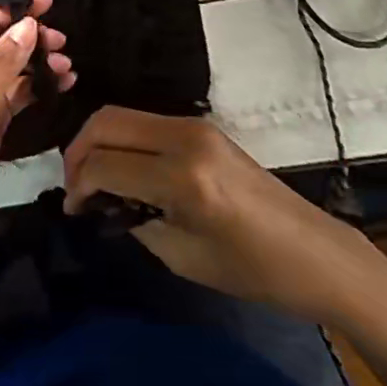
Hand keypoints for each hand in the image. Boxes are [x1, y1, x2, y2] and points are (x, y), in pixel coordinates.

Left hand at [0, 0, 73, 246]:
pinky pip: (17, 92)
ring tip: (66, 63)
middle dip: (30, 37)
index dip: (13, 10)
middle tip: (61, 40)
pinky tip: (62, 82)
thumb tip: (29, 23)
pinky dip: (38, 85)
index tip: (48, 4)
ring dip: (38, 62)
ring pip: (12, 67)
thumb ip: (3, 61)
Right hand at [63, 106, 375, 318]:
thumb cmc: (252, 269)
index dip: (78, 186)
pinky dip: (122, 141)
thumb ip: (133, 220)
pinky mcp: (201, 127)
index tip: (74, 211)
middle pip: (105, 122)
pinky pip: (144, 123)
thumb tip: (101, 200)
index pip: (104, 164)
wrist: (313, 252)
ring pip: (121, 116)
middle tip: (76, 189)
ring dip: (98, 143)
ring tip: (95, 182)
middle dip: (78, 153)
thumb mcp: (180, 256)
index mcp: (182, 176)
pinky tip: (124, 172)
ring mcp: (194, 126)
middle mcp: (184, 137)